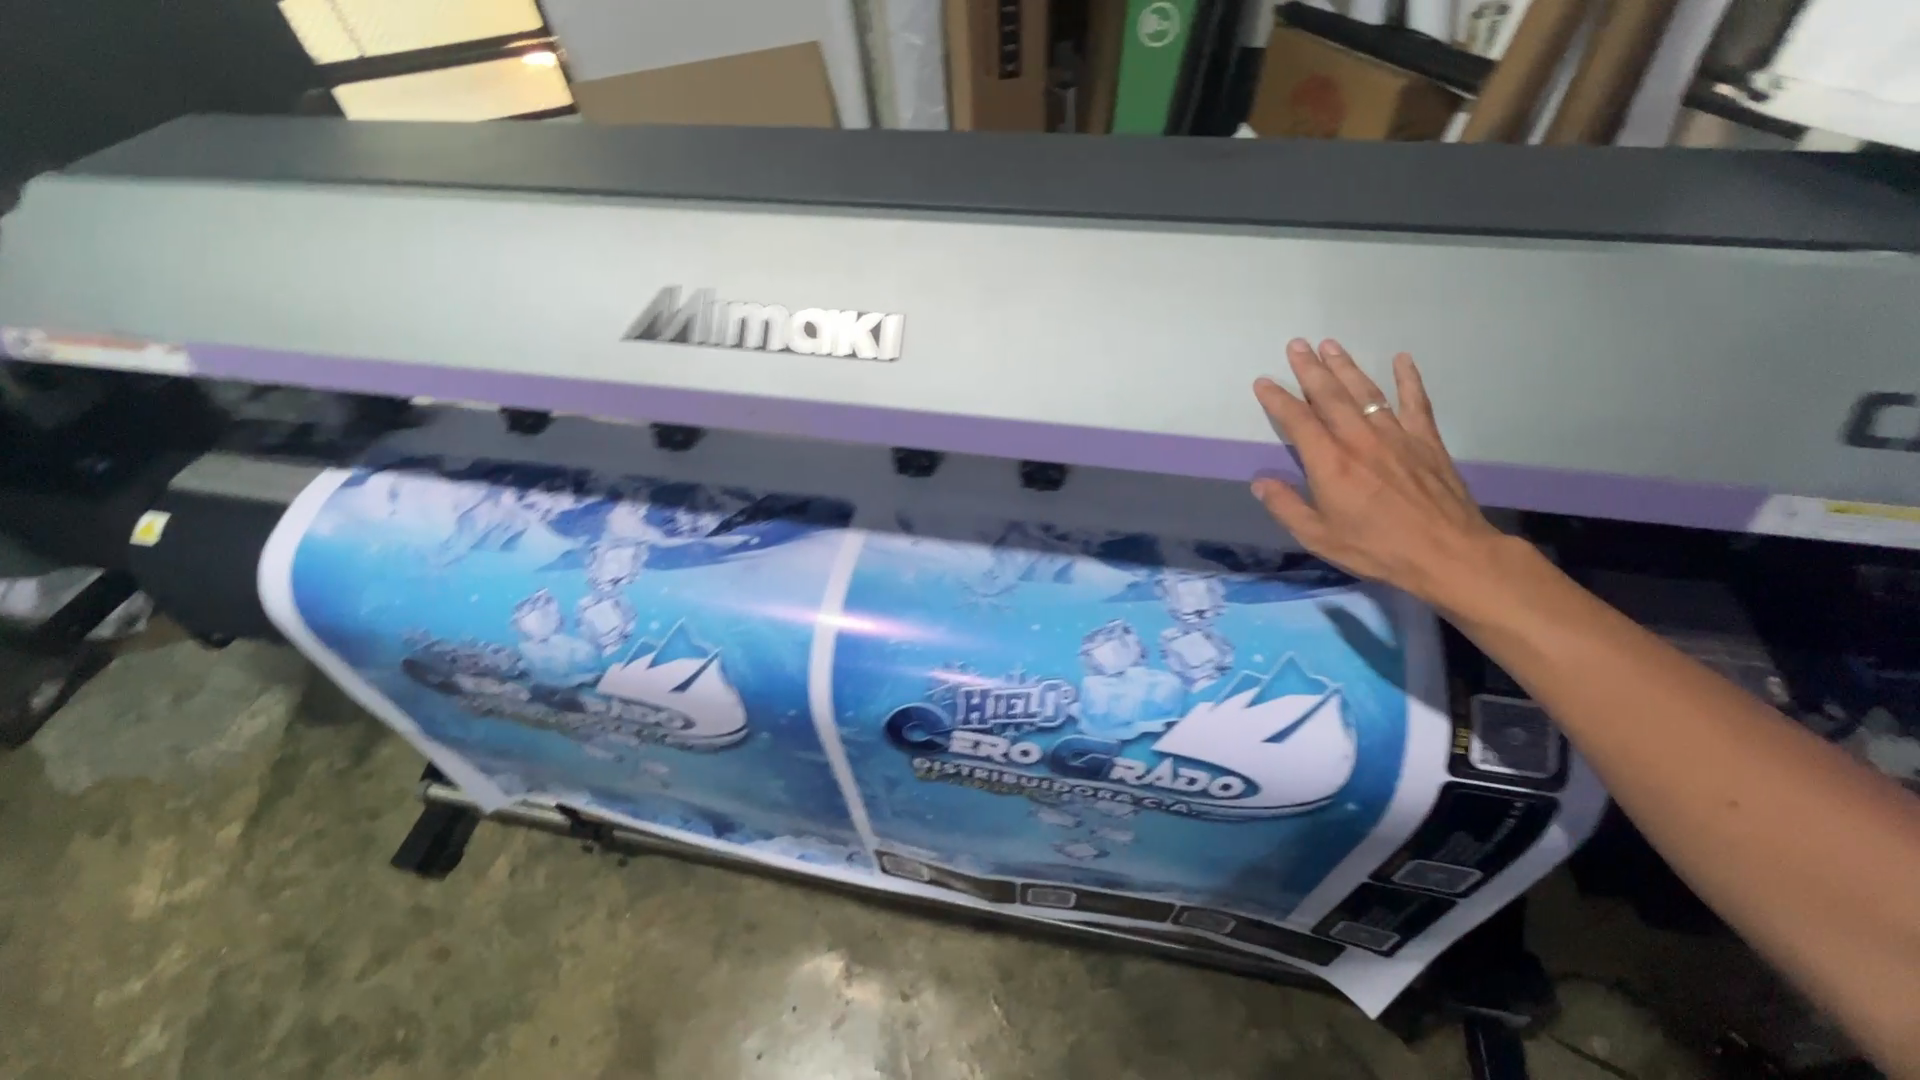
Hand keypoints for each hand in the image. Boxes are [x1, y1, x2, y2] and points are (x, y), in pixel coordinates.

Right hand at [1251, 339, 1509, 609]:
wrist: (1446, 552)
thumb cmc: (1377, 548)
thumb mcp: (1318, 537)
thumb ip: (1286, 507)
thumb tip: (1260, 482)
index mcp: (1330, 463)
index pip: (1297, 421)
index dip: (1278, 399)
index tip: (1264, 381)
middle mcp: (1359, 439)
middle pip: (1331, 395)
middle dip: (1311, 368)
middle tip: (1297, 345)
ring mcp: (1396, 435)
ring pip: (1366, 392)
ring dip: (1347, 367)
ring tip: (1331, 345)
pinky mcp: (1426, 441)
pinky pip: (1416, 402)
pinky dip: (1408, 379)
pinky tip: (1402, 360)